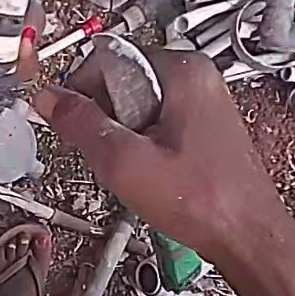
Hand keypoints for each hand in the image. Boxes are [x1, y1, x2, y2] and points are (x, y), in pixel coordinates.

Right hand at [35, 47, 294, 269]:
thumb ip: (81, 125)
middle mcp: (195, 78)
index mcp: (182, 71)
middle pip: (119, 82)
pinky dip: (139, 146)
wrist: (245, 236)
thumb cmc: (203, 202)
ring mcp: (199, 101)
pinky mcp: (198, 125)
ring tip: (136, 168)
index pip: (106, 59)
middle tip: (114, 155)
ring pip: (132, 106)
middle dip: (103, 120)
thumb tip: (49, 99)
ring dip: (120, 137)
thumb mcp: (124, 162)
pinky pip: (151, 123)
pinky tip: (149, 172)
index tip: (73, 123)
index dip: (80, 93)